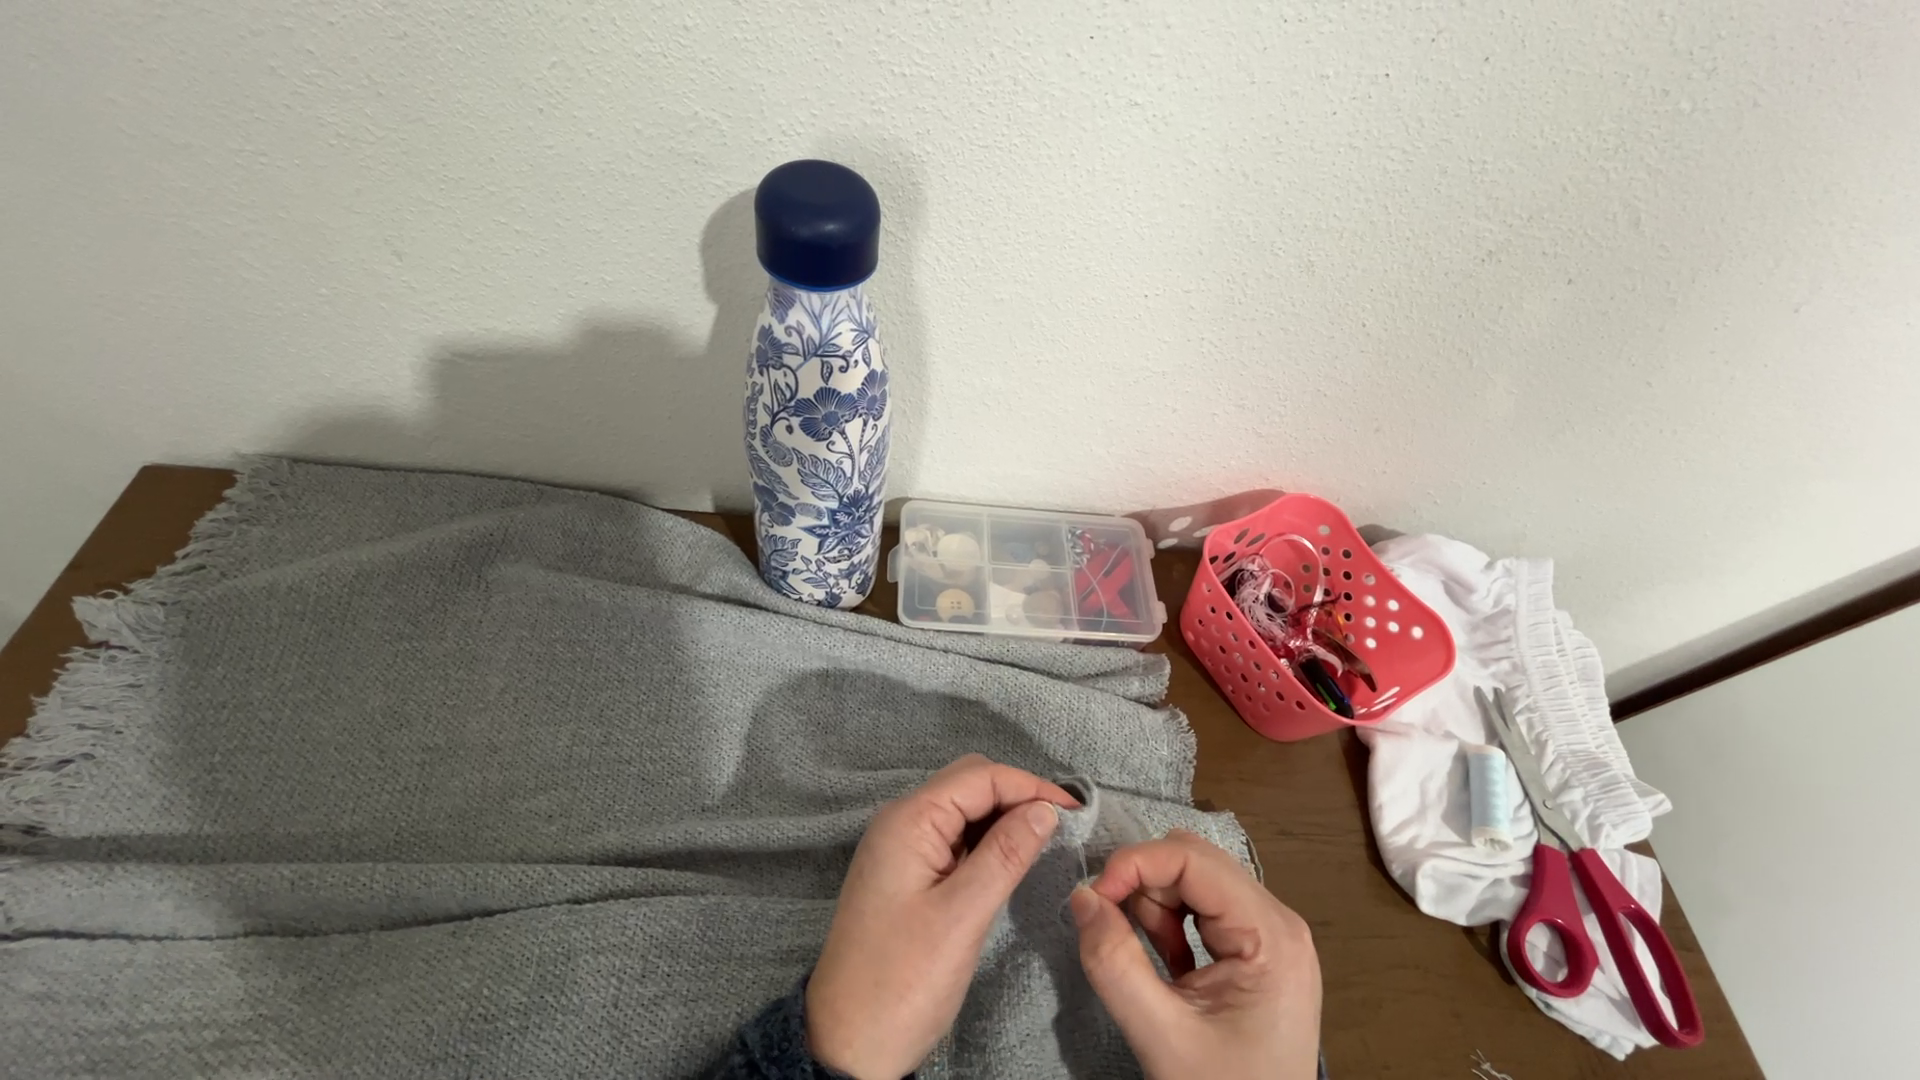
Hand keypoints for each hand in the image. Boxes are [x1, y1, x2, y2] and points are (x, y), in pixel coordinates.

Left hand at [806, 755, 1078, 1078]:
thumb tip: (1045, 809)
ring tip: (1046, 841)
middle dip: (1017, 796)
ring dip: (1003, 817)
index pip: (979, 776)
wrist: (847, 1043)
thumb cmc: (902, 981)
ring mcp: (901, 846)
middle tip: (1064, 827)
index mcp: (909, 820)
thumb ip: (1005, 855)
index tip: (1078, 811)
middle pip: (969, 783)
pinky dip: (985, 840)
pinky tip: (1010, 859)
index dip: (1030, 786)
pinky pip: (952, 837)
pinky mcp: (906, 872)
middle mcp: (901, 820)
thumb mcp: (962, 917)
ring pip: (962, 809)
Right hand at [1070, 829, 1321, 1079]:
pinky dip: (1170, 921)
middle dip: (1144, 883)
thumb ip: (1114, 963)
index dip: (1136, 864)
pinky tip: (1166, 961)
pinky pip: (1203, 906)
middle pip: (1194, 860)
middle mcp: (1278, 920)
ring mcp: (1271, 933)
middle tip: (1114, 926)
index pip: (1192, 859)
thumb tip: (1081, 896)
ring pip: (1194, 878)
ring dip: (1155, 903)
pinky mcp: (1257, 948)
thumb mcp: (1160, 1036)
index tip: (1093, 896)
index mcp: (1270, 935)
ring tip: (1147, 956)